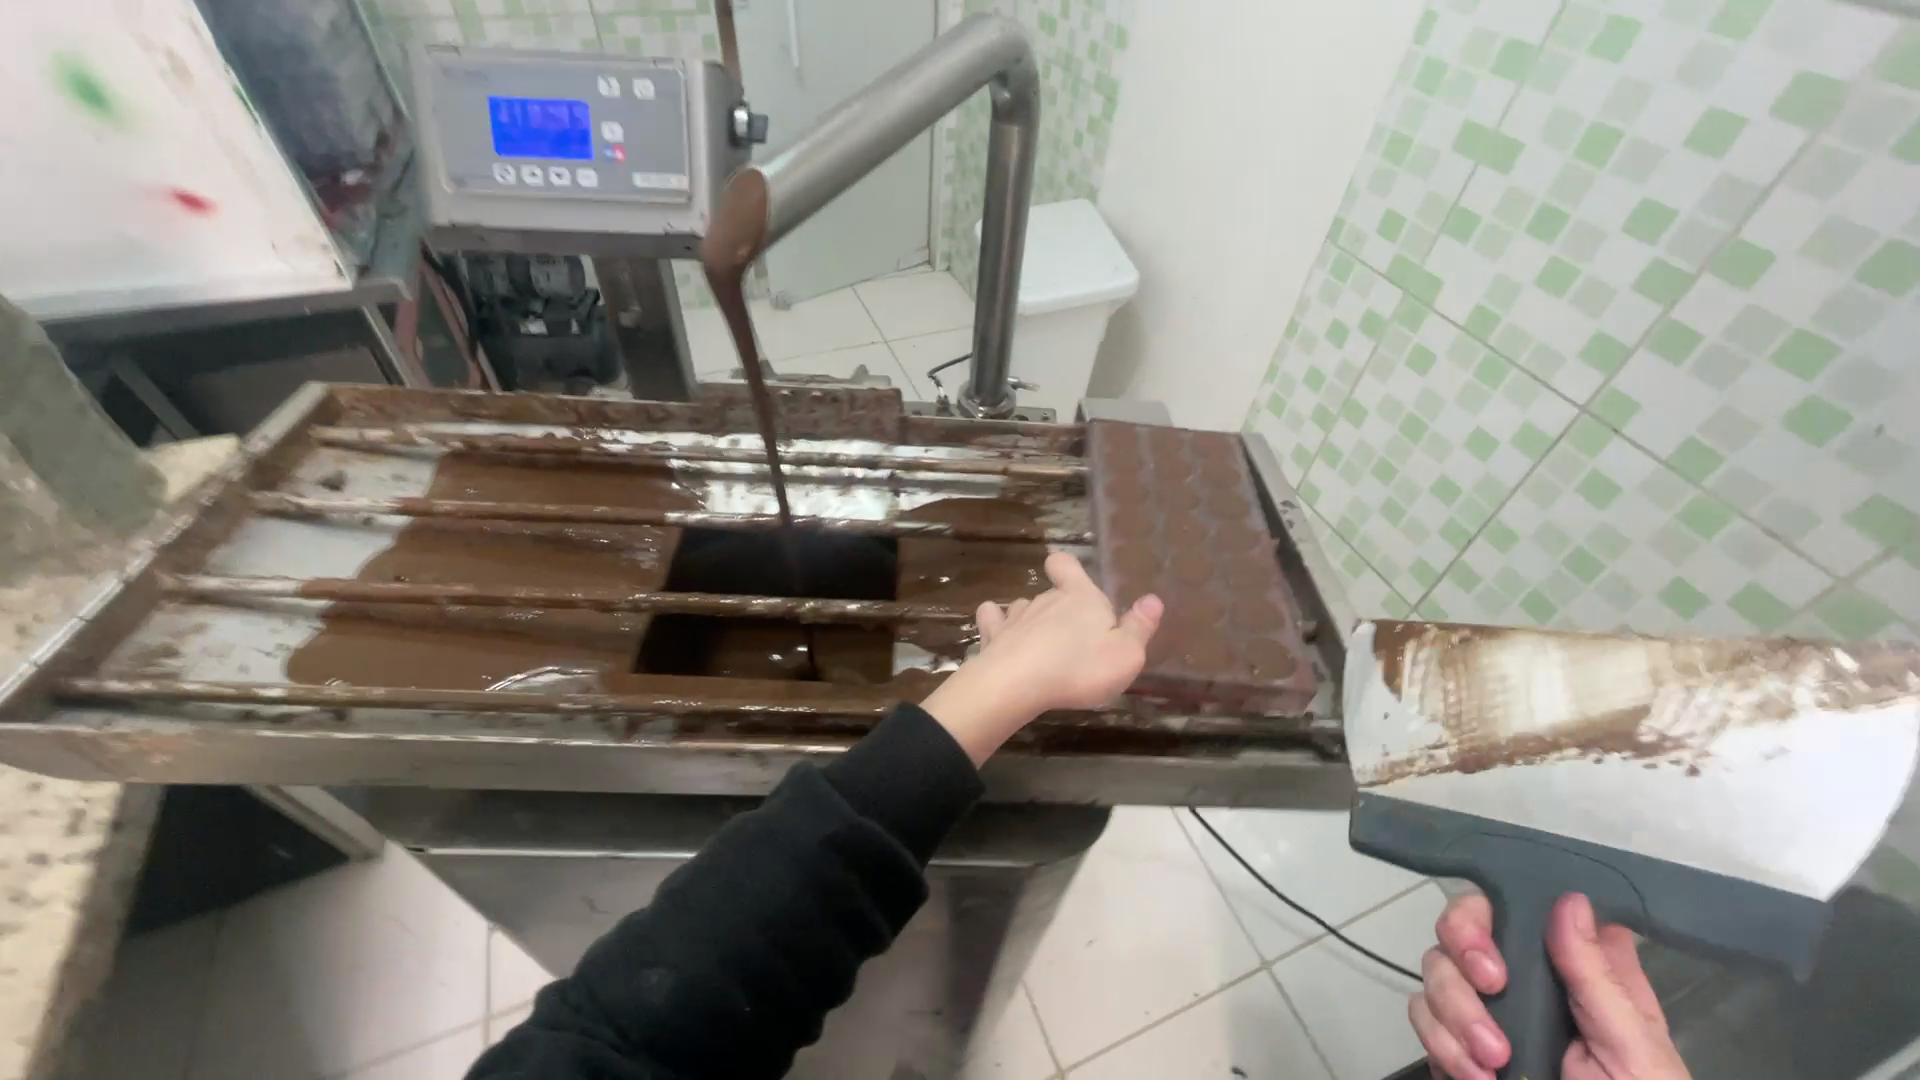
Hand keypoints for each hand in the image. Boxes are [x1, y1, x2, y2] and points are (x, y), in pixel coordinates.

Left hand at [920, 552, 1160, 764]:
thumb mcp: (1126, 654)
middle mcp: (1045, 599)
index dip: (1068, 568)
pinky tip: (1000, 641)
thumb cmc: (1080, 668)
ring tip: (1038, 646)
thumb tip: (1152, 599)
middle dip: (1059, 610)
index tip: (1070, 578)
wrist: (1018, 684)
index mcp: (1080, 597)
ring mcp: (1015, 617)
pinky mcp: (992, 638)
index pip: (1067, 566)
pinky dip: (994, 627)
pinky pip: (991, 622)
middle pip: (1051, 594)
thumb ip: (1139, 627)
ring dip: (1029, 621)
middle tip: (1072, 640)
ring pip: (1022, 608)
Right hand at [1411, 892, 1688, 1079]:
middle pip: (1459, 927)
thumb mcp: (1638, 1059)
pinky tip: (1472, 1076)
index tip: (1497, 946)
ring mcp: (1486, 1015)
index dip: (1491, 910)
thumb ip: (1599, 980)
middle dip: (1462, 956)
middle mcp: (1527, 985)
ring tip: (1490, 1065)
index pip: (1519, 907)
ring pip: (1433, 970)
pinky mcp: (1453, 1045)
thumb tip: (1570, 898)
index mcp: (1581, 978)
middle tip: (1489, 988)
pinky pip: (1421, 1015)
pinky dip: (1441, 1044)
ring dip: (1453, 1013)